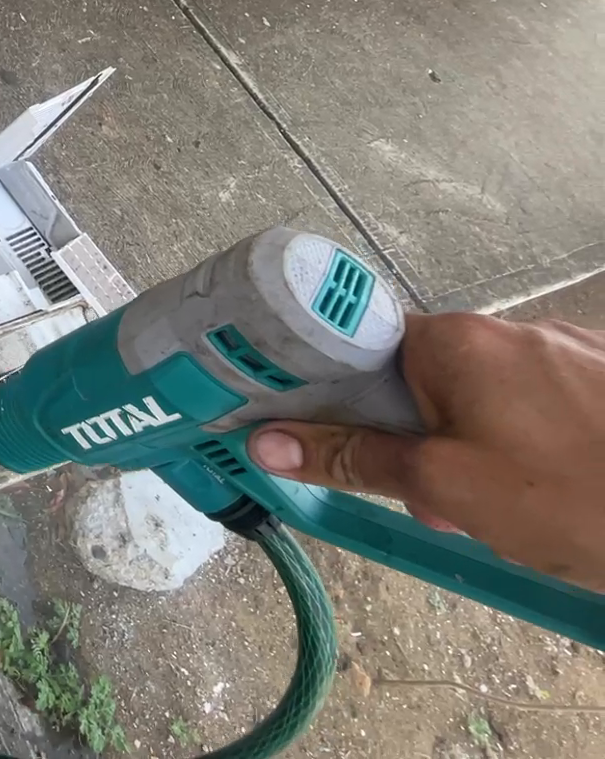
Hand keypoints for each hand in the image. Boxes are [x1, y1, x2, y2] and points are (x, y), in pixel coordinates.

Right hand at [248, 312, 604, 591]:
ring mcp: (577, 351)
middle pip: (419, 375)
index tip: (337, 434)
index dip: (336, 392)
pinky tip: (554, 487)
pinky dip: (526, 440)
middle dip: (413, 433)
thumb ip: (350, 457)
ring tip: (499, 504)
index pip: (357, 346)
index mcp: (457, 339)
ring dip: (470, 442)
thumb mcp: (446, 488)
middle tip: (430, 494)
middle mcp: (513, 329)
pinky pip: (540, 402)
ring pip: (482, 394)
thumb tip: (262, 442)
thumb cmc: (581, 499)